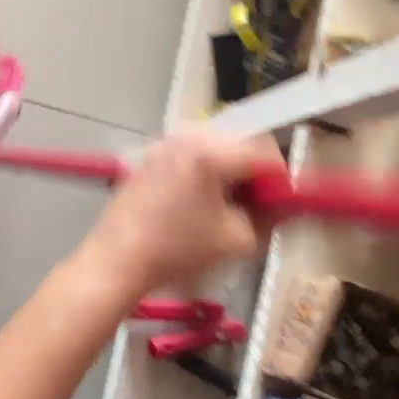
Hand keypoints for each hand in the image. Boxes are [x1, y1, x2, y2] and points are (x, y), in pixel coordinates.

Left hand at [76, 129, 284, 295]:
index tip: (282, 204)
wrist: (116, 260)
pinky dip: (202, 174)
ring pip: (213, 149)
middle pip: (239, 144)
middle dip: (253, 174)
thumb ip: (268, 218)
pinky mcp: (147, 159)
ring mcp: (163, 146)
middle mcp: (186, 138)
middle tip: (257, 206)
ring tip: (227, 207)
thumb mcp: (236, 240)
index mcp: (211, 153)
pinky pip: (188, 157)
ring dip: (228, 173)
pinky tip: (199, 204)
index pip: (265, 151)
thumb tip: (283, 207)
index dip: (280, 178)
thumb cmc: (176, 251)